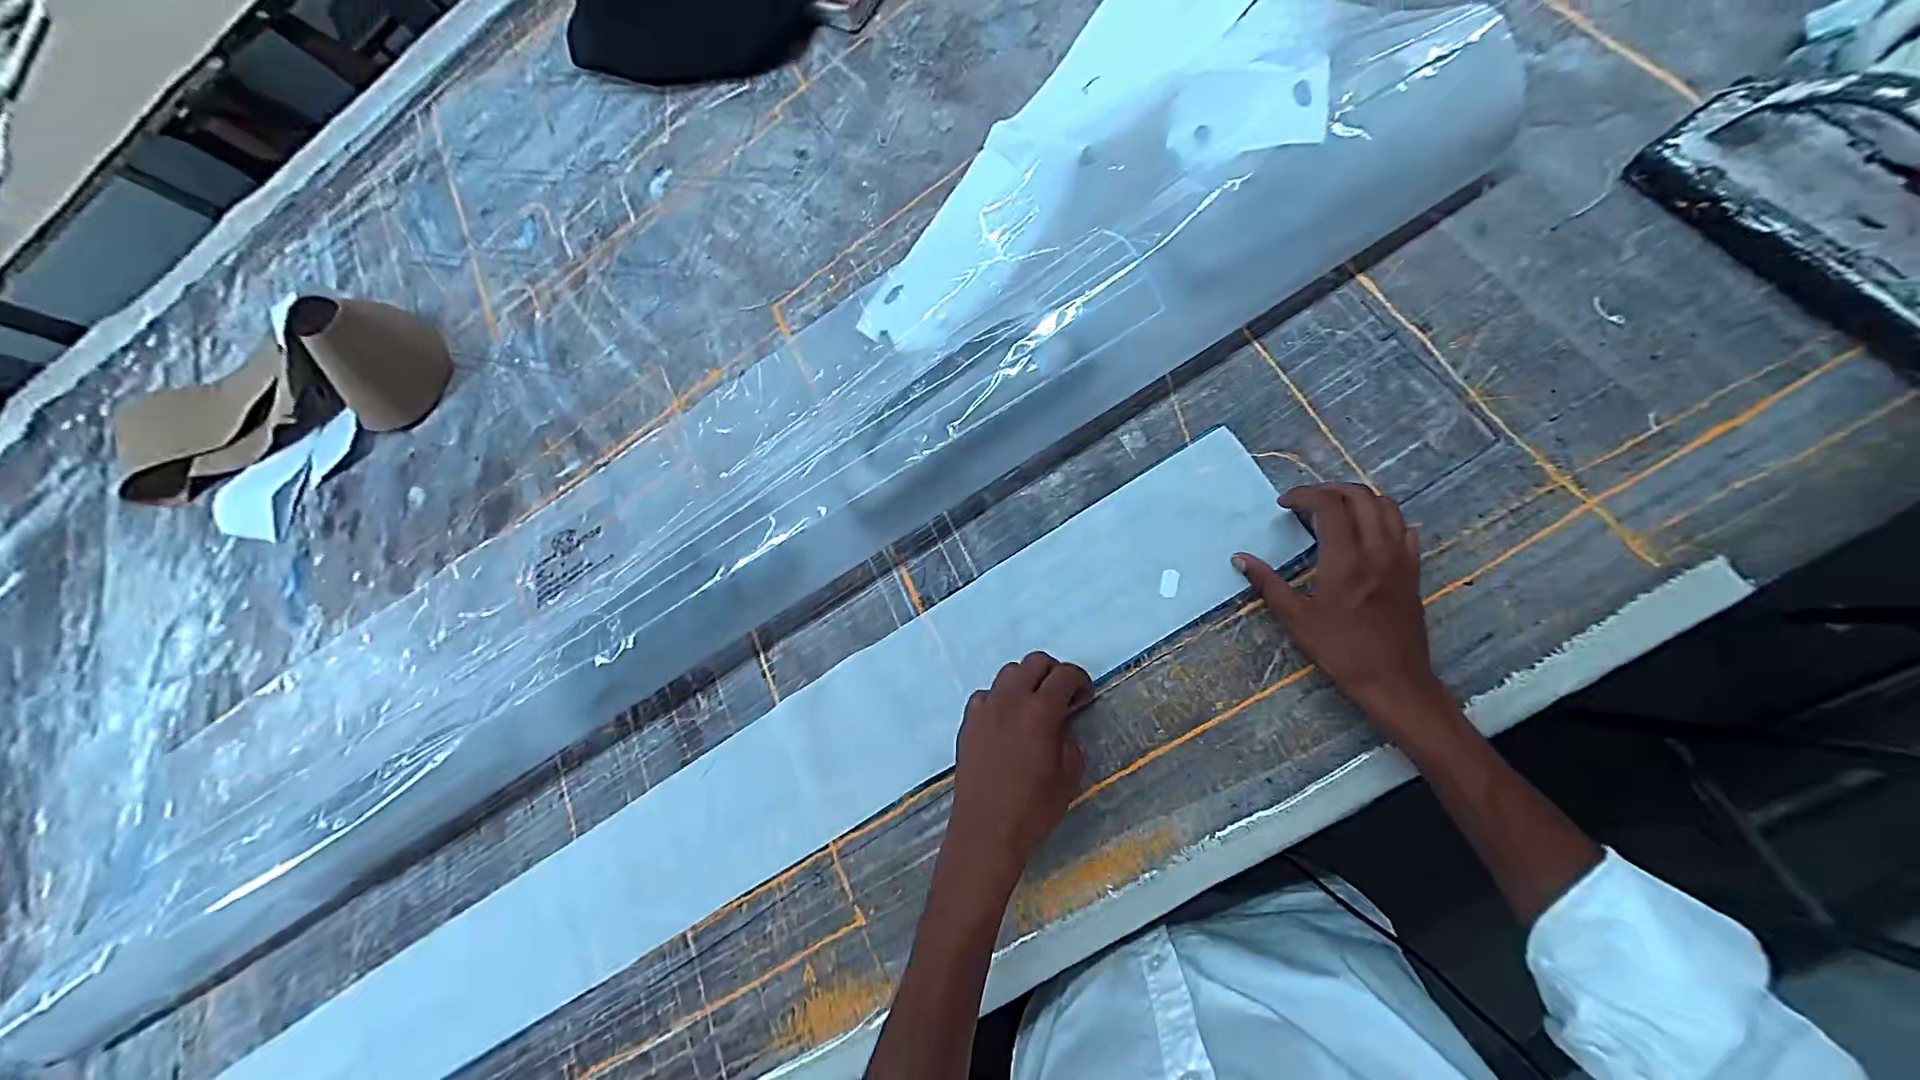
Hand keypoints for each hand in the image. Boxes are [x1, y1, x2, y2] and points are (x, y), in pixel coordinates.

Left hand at [945, 651, 1092, 891]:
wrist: (987, 830)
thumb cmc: (1034, 808)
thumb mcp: (1069, 774)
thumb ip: (1069, 738)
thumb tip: (1062, 724)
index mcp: (1040, 711)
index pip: (1065, 675)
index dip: (1080, 680)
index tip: (1084, 696)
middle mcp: (1010, 700)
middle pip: (1034, 662)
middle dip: (1053, 672)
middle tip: (1062, 695)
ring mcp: (985, 708)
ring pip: (1008, 673)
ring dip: (1026, 681)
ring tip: (1033, 706)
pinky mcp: (968, 721)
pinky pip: (986, 695)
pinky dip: (1000, 699)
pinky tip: (1006, 721)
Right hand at [1233, 484, 1449, 728]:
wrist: (1394, 679)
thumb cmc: (1341, 650)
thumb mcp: (1296, 619)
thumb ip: (1268, 584)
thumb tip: (1240, 558)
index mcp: (1345, 559)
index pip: (1329, 506)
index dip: (1304, 495)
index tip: (1284, 504)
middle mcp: (1377, 550)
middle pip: (1360, 496)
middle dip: (1329, 489)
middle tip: (1306, 501)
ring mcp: (1400, 558)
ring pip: (1386, 506)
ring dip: (1358, 498)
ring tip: (1334, 509)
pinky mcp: (1412, 571)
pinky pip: (1404, 528)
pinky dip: (1384, 518)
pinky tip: (1368, 530)